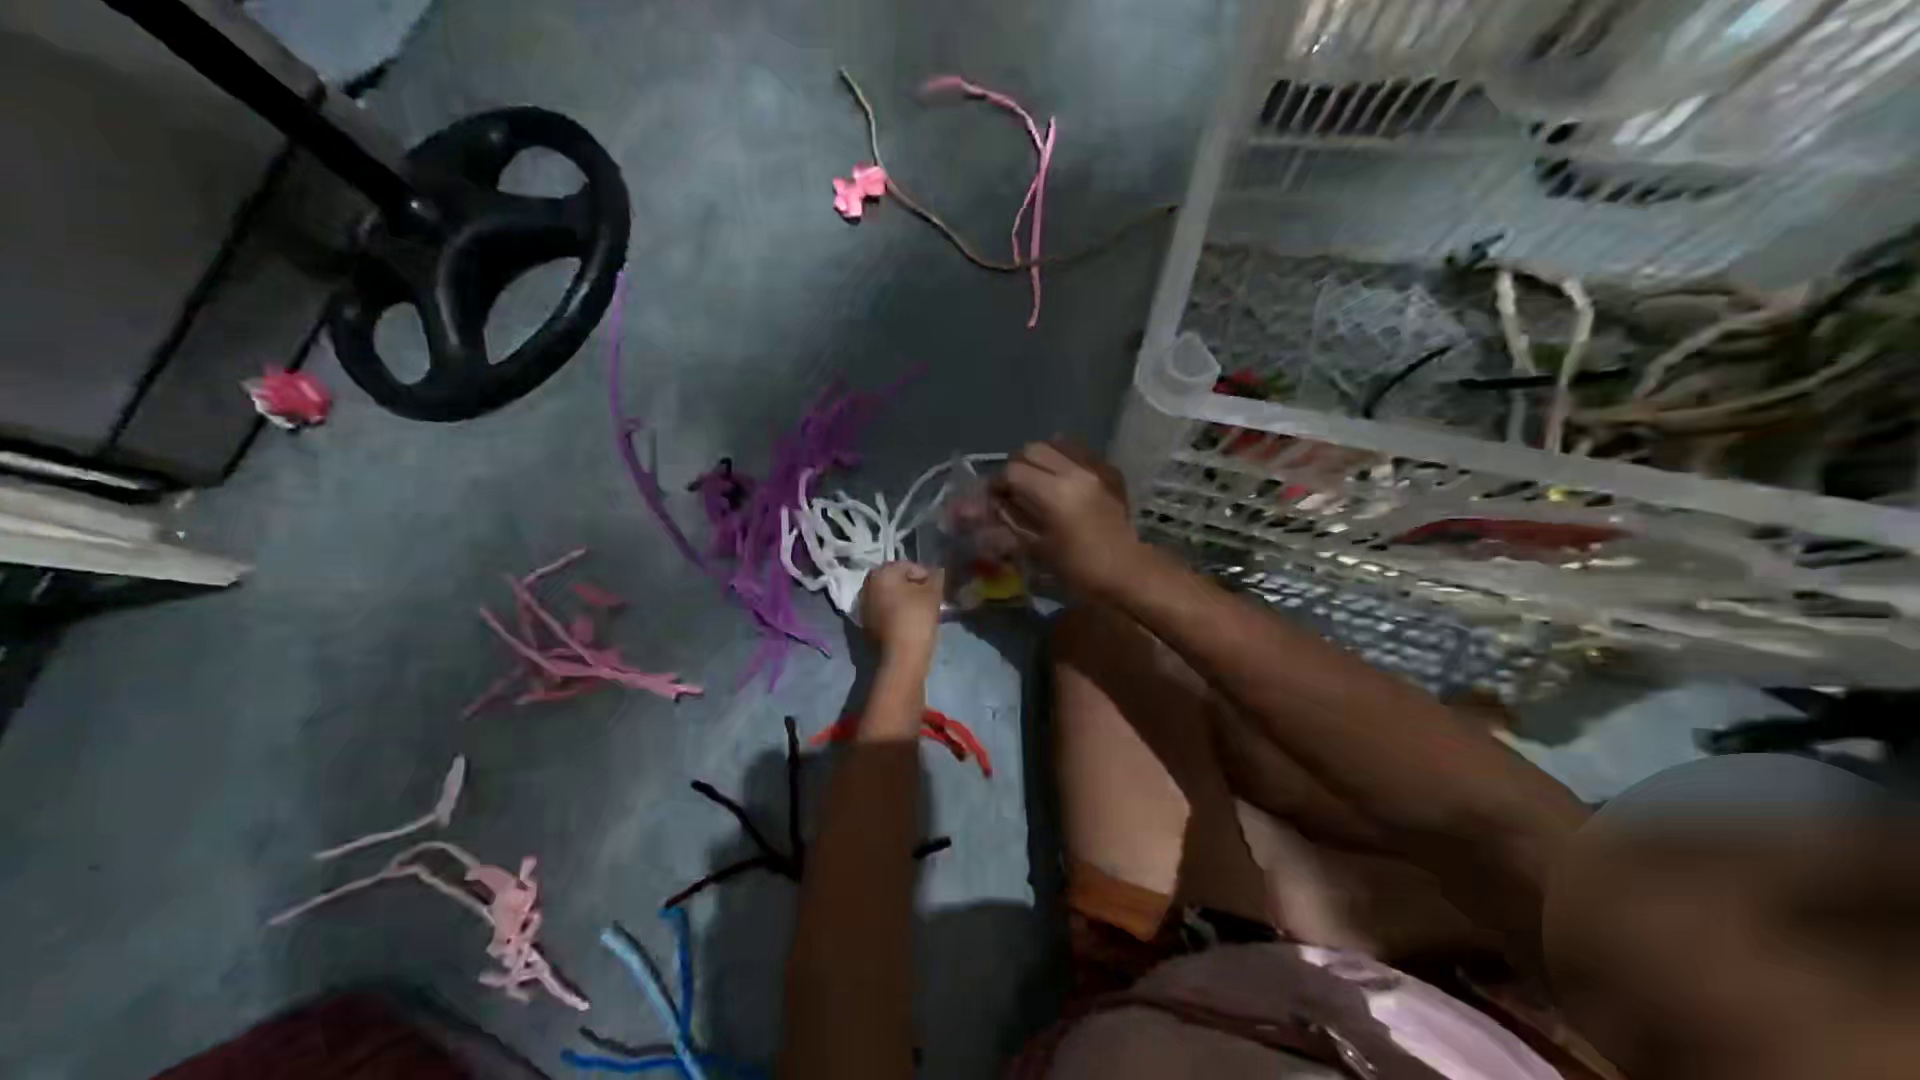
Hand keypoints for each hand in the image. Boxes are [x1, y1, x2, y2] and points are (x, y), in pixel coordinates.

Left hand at [859, 561, 943, 661]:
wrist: (901, 657)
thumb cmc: (917, 618)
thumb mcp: (933, 593)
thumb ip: (936, 577)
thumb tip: (938, 571)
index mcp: (881, 573)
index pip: (908, 566)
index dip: (925, 575)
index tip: (936, 588)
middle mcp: (867, 586)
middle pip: (895, 580)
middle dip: (912, 586)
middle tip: (929, 598)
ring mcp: (863, 606)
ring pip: (888, 596)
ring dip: (903, 599)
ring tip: (920, 610)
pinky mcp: (865, 624)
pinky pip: (883, 610)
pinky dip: (895, 612)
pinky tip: (908, 621)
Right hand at [992, 441, 1142, 598]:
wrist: (1129, 573)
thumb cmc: (1080, 569)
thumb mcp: (1039, 548)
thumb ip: (1013, 519)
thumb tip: (997, 503)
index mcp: (1053, 493)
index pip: (1013, 471)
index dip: (998, 483)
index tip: (995, 498)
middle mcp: (1074, 472)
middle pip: (1033, 450)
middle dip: (1017, 466)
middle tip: (1014, 488)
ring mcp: (1095, 469)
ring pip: (1057, 444)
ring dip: (1041, 459)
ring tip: (1038, 480)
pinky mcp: (1110, 472)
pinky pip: (1081, 453)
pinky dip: (1065, 460)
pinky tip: (1063, 479)